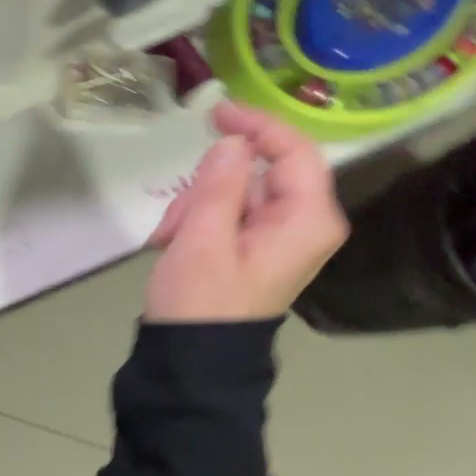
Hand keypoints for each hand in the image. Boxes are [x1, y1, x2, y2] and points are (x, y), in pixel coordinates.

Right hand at [144, 102, 350, 322]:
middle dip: (208, 187)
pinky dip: (196, 224)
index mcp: (307, 219)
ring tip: (168, 241)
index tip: (214, 114)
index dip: (257, 127)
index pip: (294, 151)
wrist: (191, 361)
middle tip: (174, 219)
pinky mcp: (253, 252)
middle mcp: (303, 224)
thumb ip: (219, 185)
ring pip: (235, 196)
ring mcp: (277, 240)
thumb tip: (231, 143)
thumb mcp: (202, 241)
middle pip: (257, 175)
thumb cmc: (200, 303)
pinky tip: (173, 245)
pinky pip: (228, 219)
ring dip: (195, 208)